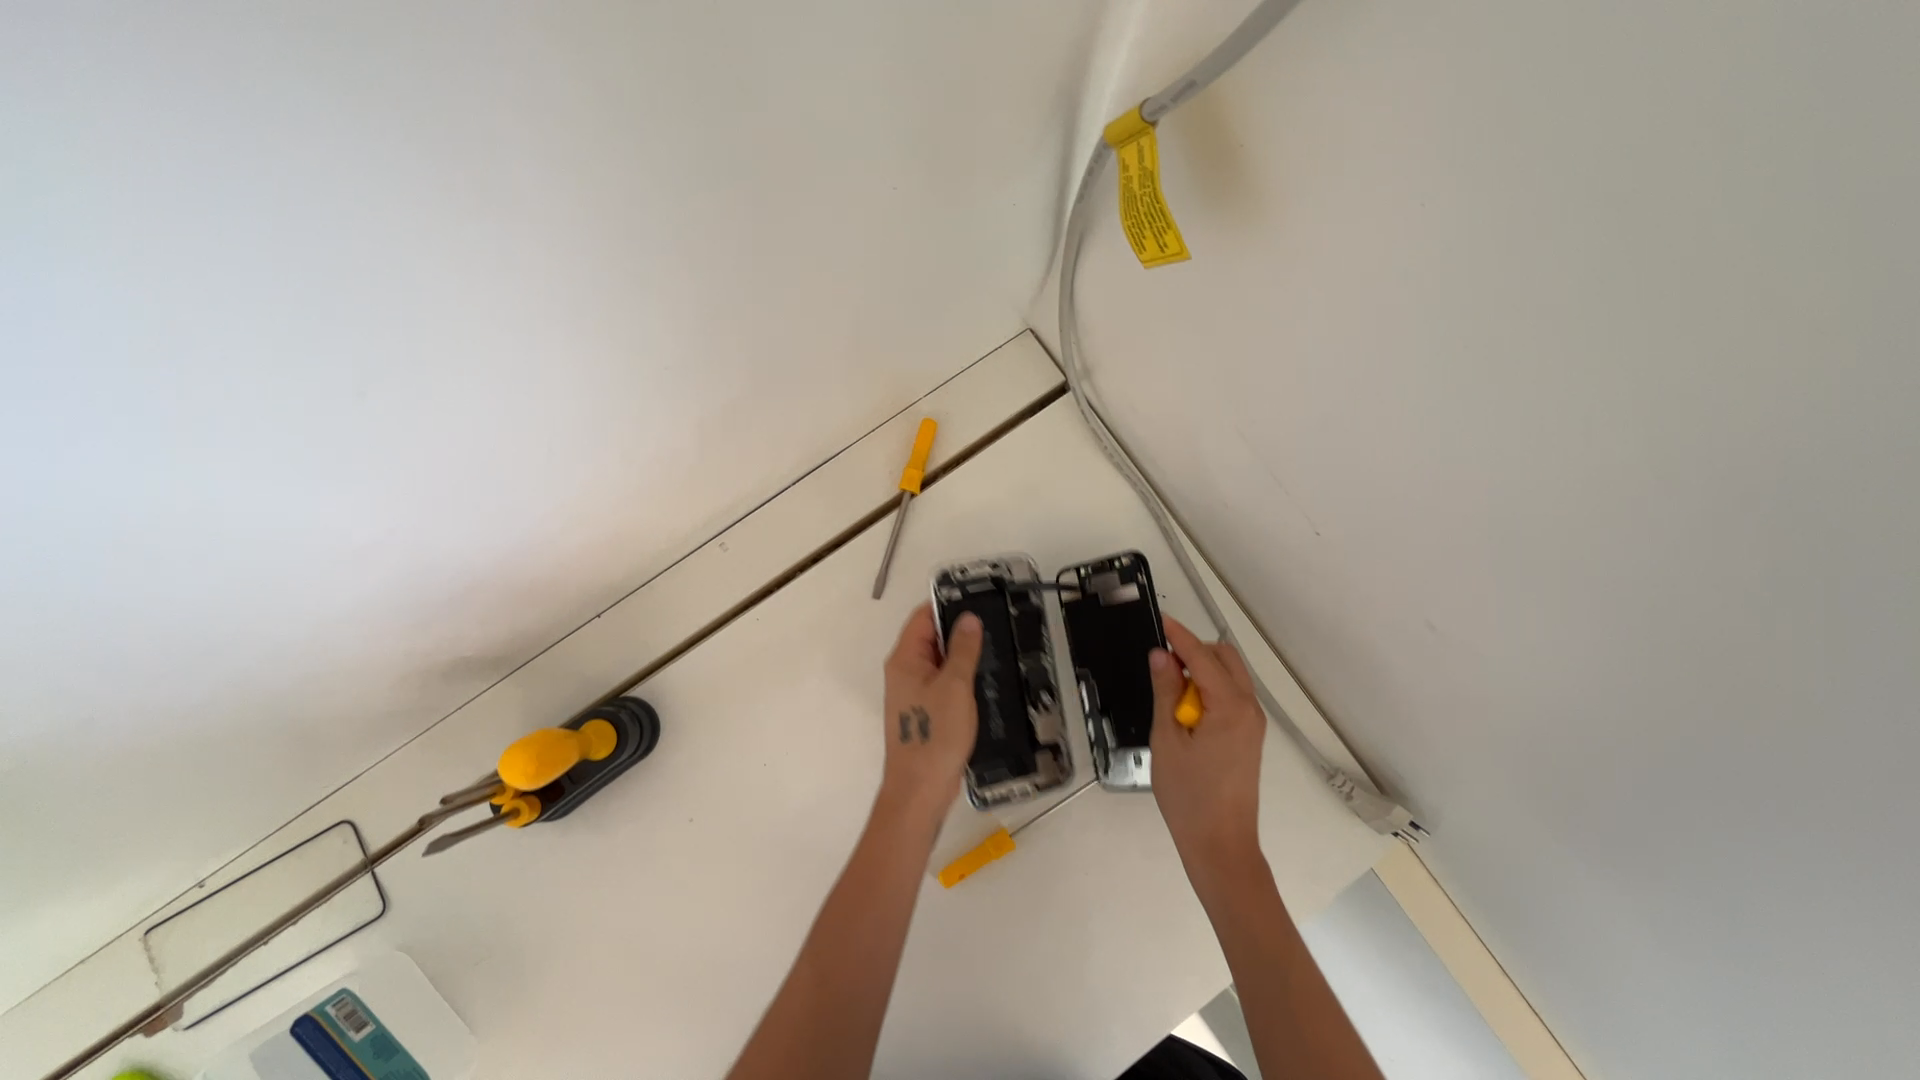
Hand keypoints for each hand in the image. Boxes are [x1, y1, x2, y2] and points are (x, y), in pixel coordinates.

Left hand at [879, 603, 982, 813]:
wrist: (920, 788)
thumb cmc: (935, 734)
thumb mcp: (954, 686)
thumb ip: (962, 649)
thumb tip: (968, 618)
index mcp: (904, 659)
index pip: (922, 616)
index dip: (948, 605)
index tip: (979, 599)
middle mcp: (904, 671)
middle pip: (930, 637)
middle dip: (959, 630)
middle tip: (995, 623)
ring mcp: (914, 693)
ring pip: (939, 662)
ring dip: (963, 655)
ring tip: (996, 646)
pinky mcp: (926, 712)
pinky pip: (943, 683)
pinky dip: (961, 678)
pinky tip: (985, 678)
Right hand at [1149, 616, 1265, 876]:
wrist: (1220, 844)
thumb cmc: (1188, 795)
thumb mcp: (1167, 740)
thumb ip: (1166, 692)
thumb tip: (1161, 656)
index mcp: (1230, 706)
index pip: (1202, 656)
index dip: (1178, 636)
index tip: (1158, 619)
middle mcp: (1249, 708)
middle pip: (1225, 659)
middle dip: (1194, 650)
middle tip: (1160, 659)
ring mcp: (1252, 723)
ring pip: (1230, 677)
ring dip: (1202, 670)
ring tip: (1169, 685)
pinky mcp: (1249, 737)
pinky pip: (1231, 697)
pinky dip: (1210, 690)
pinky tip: (1185, 707)